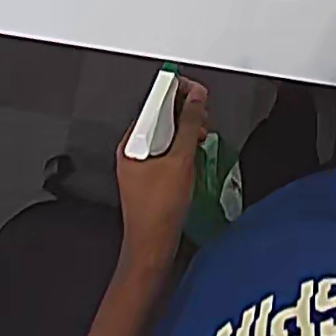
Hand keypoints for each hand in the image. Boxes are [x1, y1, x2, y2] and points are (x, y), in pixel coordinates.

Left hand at [115, 77, 208, 264]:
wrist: (153, 246)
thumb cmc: (160, 209)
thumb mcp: (181, 159)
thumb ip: (190, 124)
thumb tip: (196, 98)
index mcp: (132, 144)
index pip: (154, 105)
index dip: (176, 93)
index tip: (195, 89)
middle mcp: (134, 150)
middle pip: (162, 117)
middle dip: (186, 113)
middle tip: (203, 115)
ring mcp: (142, 162)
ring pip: (167, 132)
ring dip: (188, 129)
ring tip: (202, 135)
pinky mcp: (152, 173)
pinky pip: (169, 147)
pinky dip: (184, 144)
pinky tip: (195, 151)